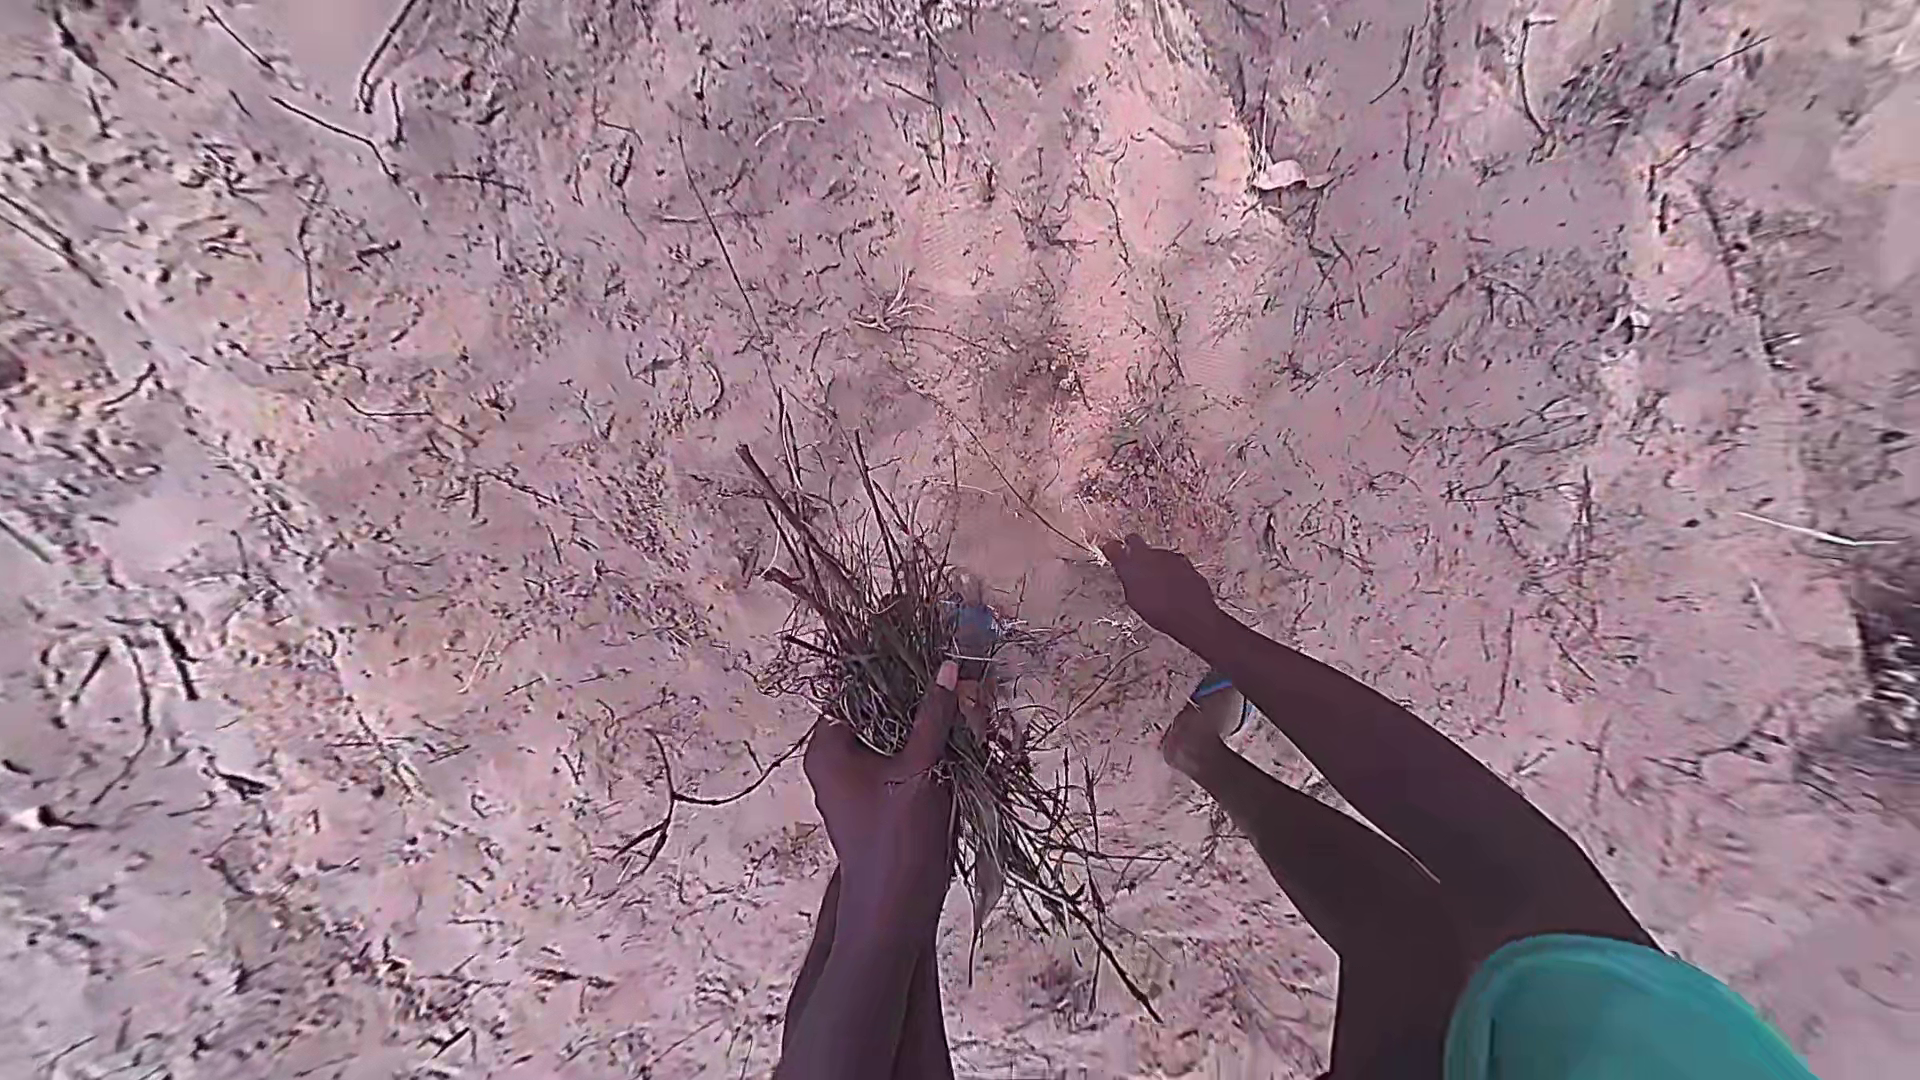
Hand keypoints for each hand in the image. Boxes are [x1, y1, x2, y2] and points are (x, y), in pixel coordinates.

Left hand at [803, 660, 960, 934]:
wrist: (897, 914)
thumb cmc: (899, 838)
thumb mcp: (920, 769)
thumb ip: (935, 716)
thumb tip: (949, 666)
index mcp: (828, 746)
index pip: (859, 689)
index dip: (898, 675)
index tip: (936, 666)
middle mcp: (835, 758)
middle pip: (880, 711)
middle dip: (923, 703)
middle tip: (962, 693)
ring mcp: (855, 779)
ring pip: (895, 734)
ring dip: (930, 726)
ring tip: (967, 715)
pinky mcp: (876, 796)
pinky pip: (901, 757)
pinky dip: (928, 749)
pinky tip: (959, 742)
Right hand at [1100, 534, 1223, 643]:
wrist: (1192, 615)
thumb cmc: (1159, 611)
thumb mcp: (1134, 598)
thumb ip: (1128, 579)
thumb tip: (1125, 571)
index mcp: (1132, 562)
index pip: (1115, 548)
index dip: (1112, 548)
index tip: (1111, 549)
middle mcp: (1151, 554)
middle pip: (1137, 543)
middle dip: (1133, 549)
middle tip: (1132, 561)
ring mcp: (1171, 557)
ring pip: (1157, 554)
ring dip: (1154, 563)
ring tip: (1154, 582)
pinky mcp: (1187, 564)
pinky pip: (1174, 564)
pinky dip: (1170, 571)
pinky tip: (1171, 586)